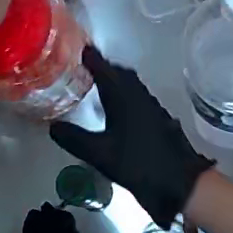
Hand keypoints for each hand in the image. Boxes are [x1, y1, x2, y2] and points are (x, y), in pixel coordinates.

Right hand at [50, 46, 214, 227]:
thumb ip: (74, 139)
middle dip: (102, 67)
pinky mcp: (159, 117)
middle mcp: (139, 95)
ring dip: (114, 79)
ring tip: (96, 85)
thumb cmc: (138, 164)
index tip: (77, 50)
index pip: (104, 69)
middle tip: (83, 68)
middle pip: (119, 72)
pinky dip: (124, 93)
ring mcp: (152, 106)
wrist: (180, 182)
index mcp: (124, 97)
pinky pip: (137, 96)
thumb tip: (52, 126)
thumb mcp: (100, 154)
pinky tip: (116, 109)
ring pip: (130, 84)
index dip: (91, 58)